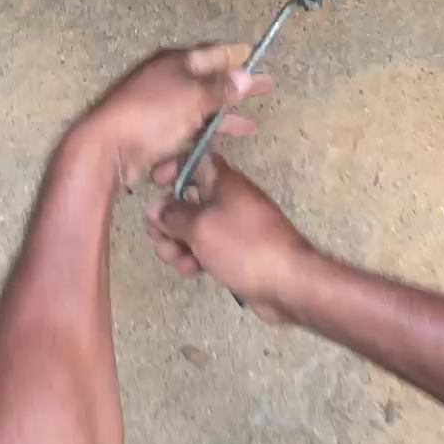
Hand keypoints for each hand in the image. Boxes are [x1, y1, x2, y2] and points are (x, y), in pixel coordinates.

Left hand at [70, 44, 272, 188]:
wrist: (107, 147)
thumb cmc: (150, 114)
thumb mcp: (193, 98)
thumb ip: (220, 89)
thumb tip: (244, 75)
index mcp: (175, 63)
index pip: (212, 53)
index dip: (235, 54)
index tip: (255, 53)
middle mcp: (168, 81)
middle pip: (210, 81)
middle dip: (237, 88)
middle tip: (266, 88)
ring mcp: (160, 107)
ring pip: (199, 109)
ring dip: (224, 118)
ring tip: (249, 127)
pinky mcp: (154, 132)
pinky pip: (186, 130)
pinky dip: (202, 135)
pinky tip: (217, 144)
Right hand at [146, 155, 314, 321]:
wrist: (288, 283)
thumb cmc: (244, 245)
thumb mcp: (200, 227)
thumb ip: (172, 216)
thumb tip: (155, 207)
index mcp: (222, 180)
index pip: (193, 160)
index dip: (171, 167)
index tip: (154, 184)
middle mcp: (226, 198)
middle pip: (185, 199)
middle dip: (167, 219)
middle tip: (159, 238)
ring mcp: (231, 226)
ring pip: (192, 228)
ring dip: (177, 243)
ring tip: (178, 261)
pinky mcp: (234, 251)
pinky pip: (205, 247)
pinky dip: (194, 256)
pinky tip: (192, 271)